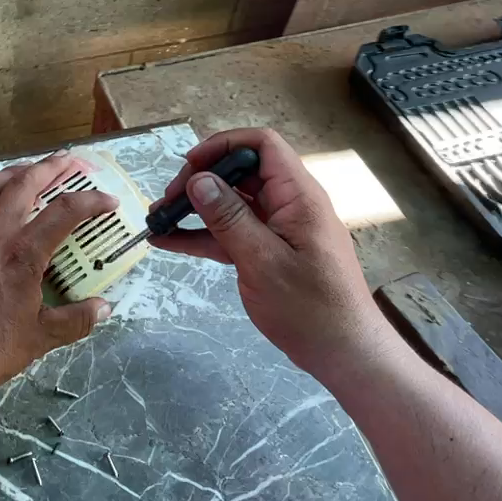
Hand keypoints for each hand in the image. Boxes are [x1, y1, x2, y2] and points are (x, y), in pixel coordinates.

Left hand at [0, 154, 116, 404]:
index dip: (91, 201)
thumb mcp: (42, 337)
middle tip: (68, 160)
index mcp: (22, 255)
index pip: (64, 213)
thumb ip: (77, 319)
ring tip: (28, 169)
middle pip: (23, 185)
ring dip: (12, 173)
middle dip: (49, 167)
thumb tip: (104, 307)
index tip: (108, 200)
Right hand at [152, 129, 395, 378]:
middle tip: (168, 201)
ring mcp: (276, 228)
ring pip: (229, 204)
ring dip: (193, 209)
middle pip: (239, 173)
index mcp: (297, 196)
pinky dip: (200, 235)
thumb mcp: (263, 261)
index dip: (223, 145)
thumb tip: (198, 179)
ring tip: (158, 219)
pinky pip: (228, 233)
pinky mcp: (266, 251)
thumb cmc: (310, 307)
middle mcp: (287, 204)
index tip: (190, 166)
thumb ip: (229, 218)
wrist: (343, 355)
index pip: (262, 145)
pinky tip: (167, 242)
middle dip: (199, 180)